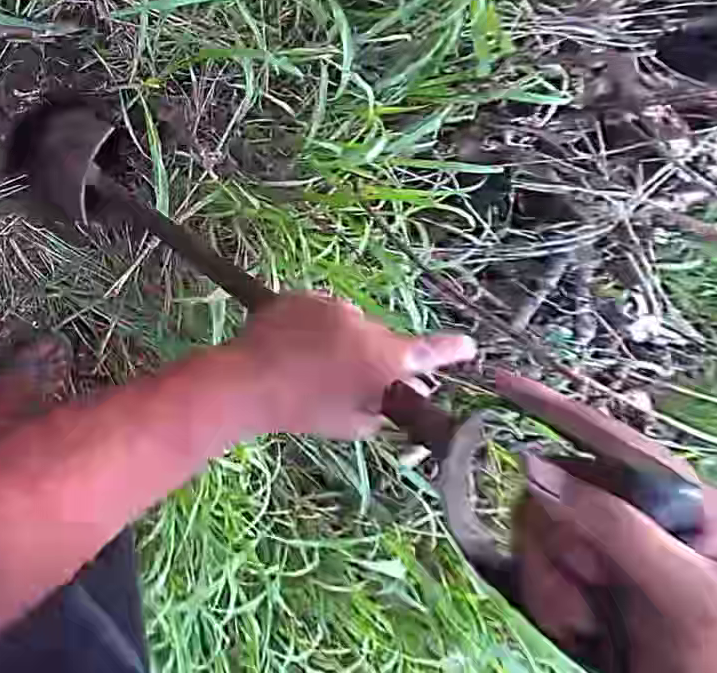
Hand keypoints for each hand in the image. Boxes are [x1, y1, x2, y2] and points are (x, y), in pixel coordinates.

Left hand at [223, 291, 476, 438]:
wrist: (249, 379)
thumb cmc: (303, 409)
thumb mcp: (352, 423)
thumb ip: (383, 409)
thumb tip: (400, 397)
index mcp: (382, 356)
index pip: (428, 352)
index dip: (450, 350)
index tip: (467, 344)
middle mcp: (362, 323)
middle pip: (381, 338)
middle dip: (375, 354)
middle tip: (351, 374)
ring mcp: (329, 304)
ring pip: (348, 321)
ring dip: (342, 336)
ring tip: (313, 359)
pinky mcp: (301, 294)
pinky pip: (319, 309)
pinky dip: (315, 323)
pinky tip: (296, 342)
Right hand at [509, 380, 716, 672]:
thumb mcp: (700, 605)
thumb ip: (618, 527)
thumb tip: (534, 464)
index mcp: (702, 516)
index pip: (619, 444)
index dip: (558, 411)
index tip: (501, 382)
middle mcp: (658, 527)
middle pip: (567, 488)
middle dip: (555, 535)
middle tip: (576, 585)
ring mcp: (629, 561)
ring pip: (547, 527)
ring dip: (547, 571)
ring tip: (575, 620)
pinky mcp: (605, 593)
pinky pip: (547, 564)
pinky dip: (547, 593)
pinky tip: (574, 627)